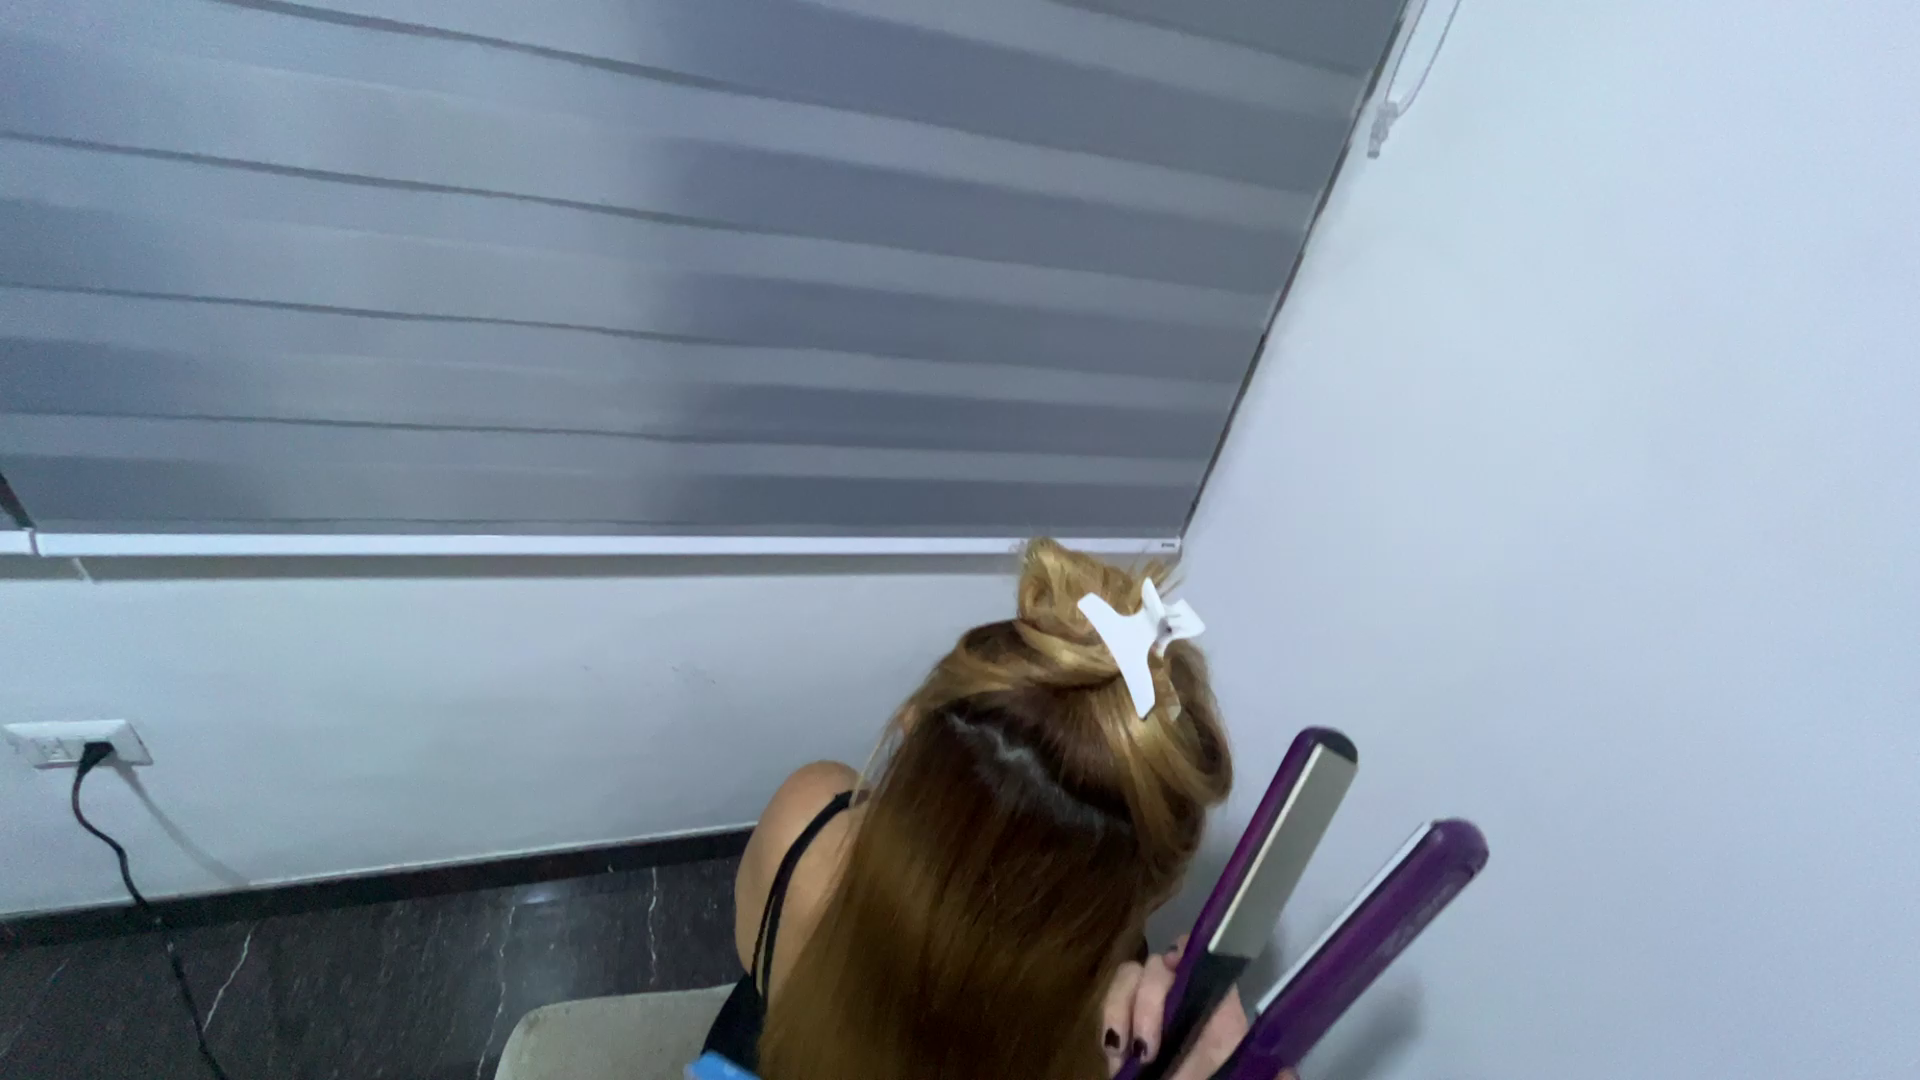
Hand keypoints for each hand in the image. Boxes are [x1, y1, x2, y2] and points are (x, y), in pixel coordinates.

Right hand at [1100, 936, 1295, 1079]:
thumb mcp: (1245, 1076)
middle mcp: (1183, 1004)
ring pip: (1129, 976)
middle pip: (1157, 965)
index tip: (1173, 965)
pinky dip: (1108, 1021)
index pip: (1201, 961)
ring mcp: (1151, 1017)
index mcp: (1220, 1014)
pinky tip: (1113, 1053)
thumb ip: (1265, 1073)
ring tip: (1122, 1050)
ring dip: (1120, 1006)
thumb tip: (1288, 1074)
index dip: (1184, 952)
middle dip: (1147, 999)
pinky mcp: (1126, 1034)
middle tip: (1146, 1049)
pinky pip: (1110, 1007)